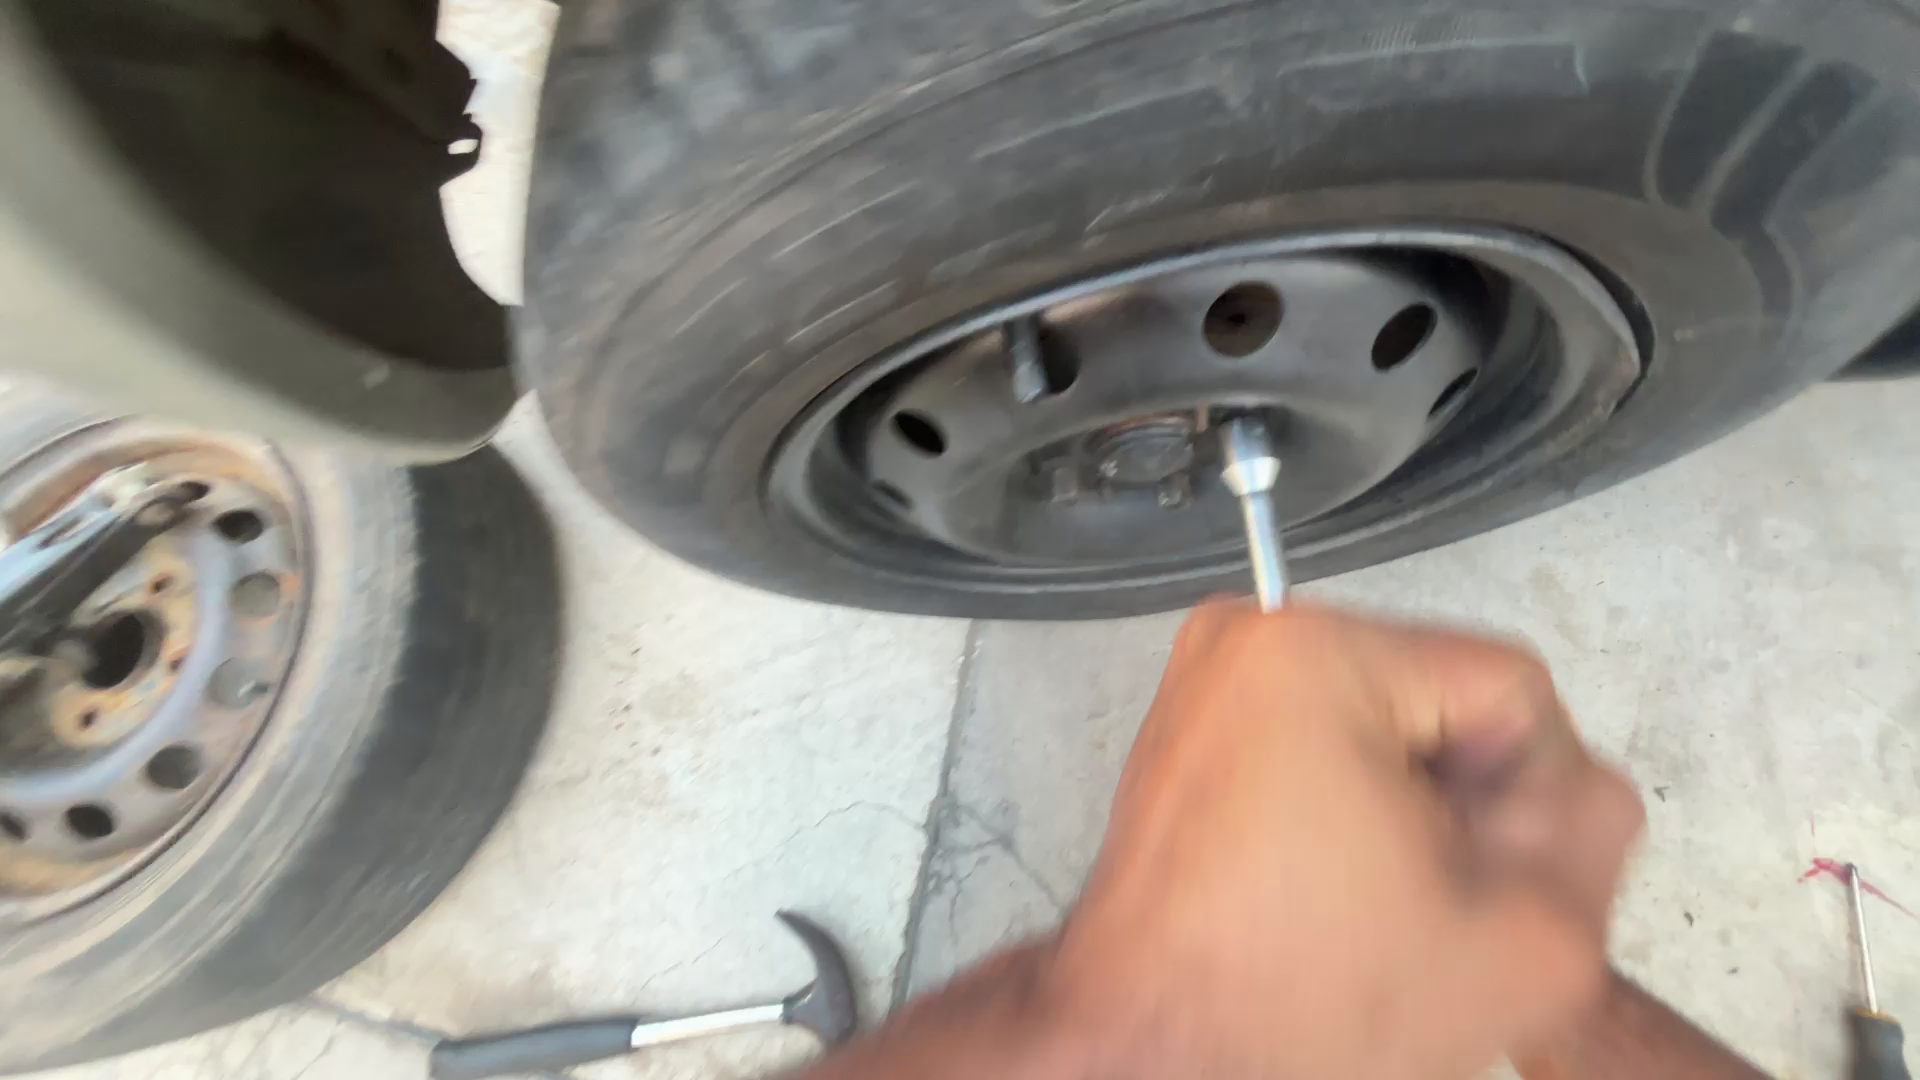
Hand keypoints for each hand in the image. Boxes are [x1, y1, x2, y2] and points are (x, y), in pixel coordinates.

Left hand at [1045, 600, 1643, 1079]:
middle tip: (1405, 884)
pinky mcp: (1194, 710)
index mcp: (1313, 650)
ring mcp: (1209, 669)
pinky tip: (1314, 861)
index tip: (1460, 869)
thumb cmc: (1296, 993)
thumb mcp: (1530, 934)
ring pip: (1381, 713)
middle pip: (1435, 689)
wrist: (1151, 1032)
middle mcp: (1246, 635)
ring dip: (1397, 795)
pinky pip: (1316, 729)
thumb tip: (1566, 773)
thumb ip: (1596, 820)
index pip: (1508, 681)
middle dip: (1453, 788)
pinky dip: (1339, 789)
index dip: (1524, 791)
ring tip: (1351, 880)